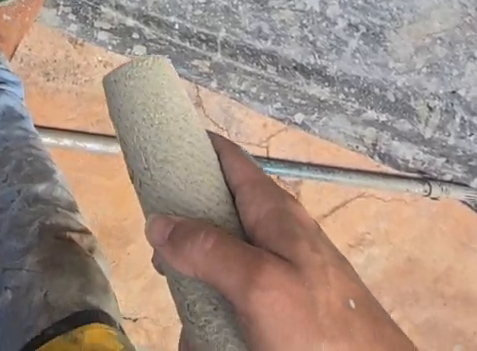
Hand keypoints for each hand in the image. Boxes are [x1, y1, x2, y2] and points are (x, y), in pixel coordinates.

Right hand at [146, 136, 415, 350]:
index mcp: (274, 211)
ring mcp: (284, 274)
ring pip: (223, 265)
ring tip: (188, 315)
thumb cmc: (323, 330)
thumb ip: (208, 249)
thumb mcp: (258, 284)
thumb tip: (158, 223)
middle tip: (162, 258)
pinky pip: (238, 304)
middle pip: (217, 212)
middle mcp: (277, 234)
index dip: (190, 146)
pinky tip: (207, 340)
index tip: (153, 154)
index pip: (226, 156)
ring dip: (199, 287)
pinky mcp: (287, 311)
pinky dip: (217, 318)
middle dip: (184, 235)